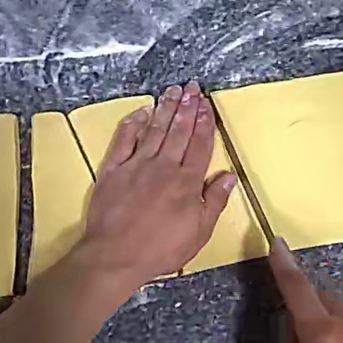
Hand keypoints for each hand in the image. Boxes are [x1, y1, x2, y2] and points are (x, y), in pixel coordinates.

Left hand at [73, 81, 236, 292]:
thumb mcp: (199, 232)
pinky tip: (142, 111)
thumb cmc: (161, 249)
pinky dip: (134, 124)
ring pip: (155, 130)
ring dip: (165, 108)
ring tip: (173, 90)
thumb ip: (215, 201)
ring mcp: (137, 165)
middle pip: (179, 131)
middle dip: (188, 107)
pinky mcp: (113, 170)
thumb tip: (228, 176)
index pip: (200, 145)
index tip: (207, 104)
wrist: (115, 255)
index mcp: (187, 182)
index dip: (205, 123)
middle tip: (192, 87)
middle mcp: (164, 167)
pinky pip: (125, 140)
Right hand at [266, 240, 342, 342]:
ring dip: (323, 321)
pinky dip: (339, 336)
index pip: (298, 289)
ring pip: (339, 314)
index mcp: (323, 333)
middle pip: (322, 297)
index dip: (284, 266)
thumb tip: (291, 323)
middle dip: (304, 300)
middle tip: (290, 323)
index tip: (275, 244)